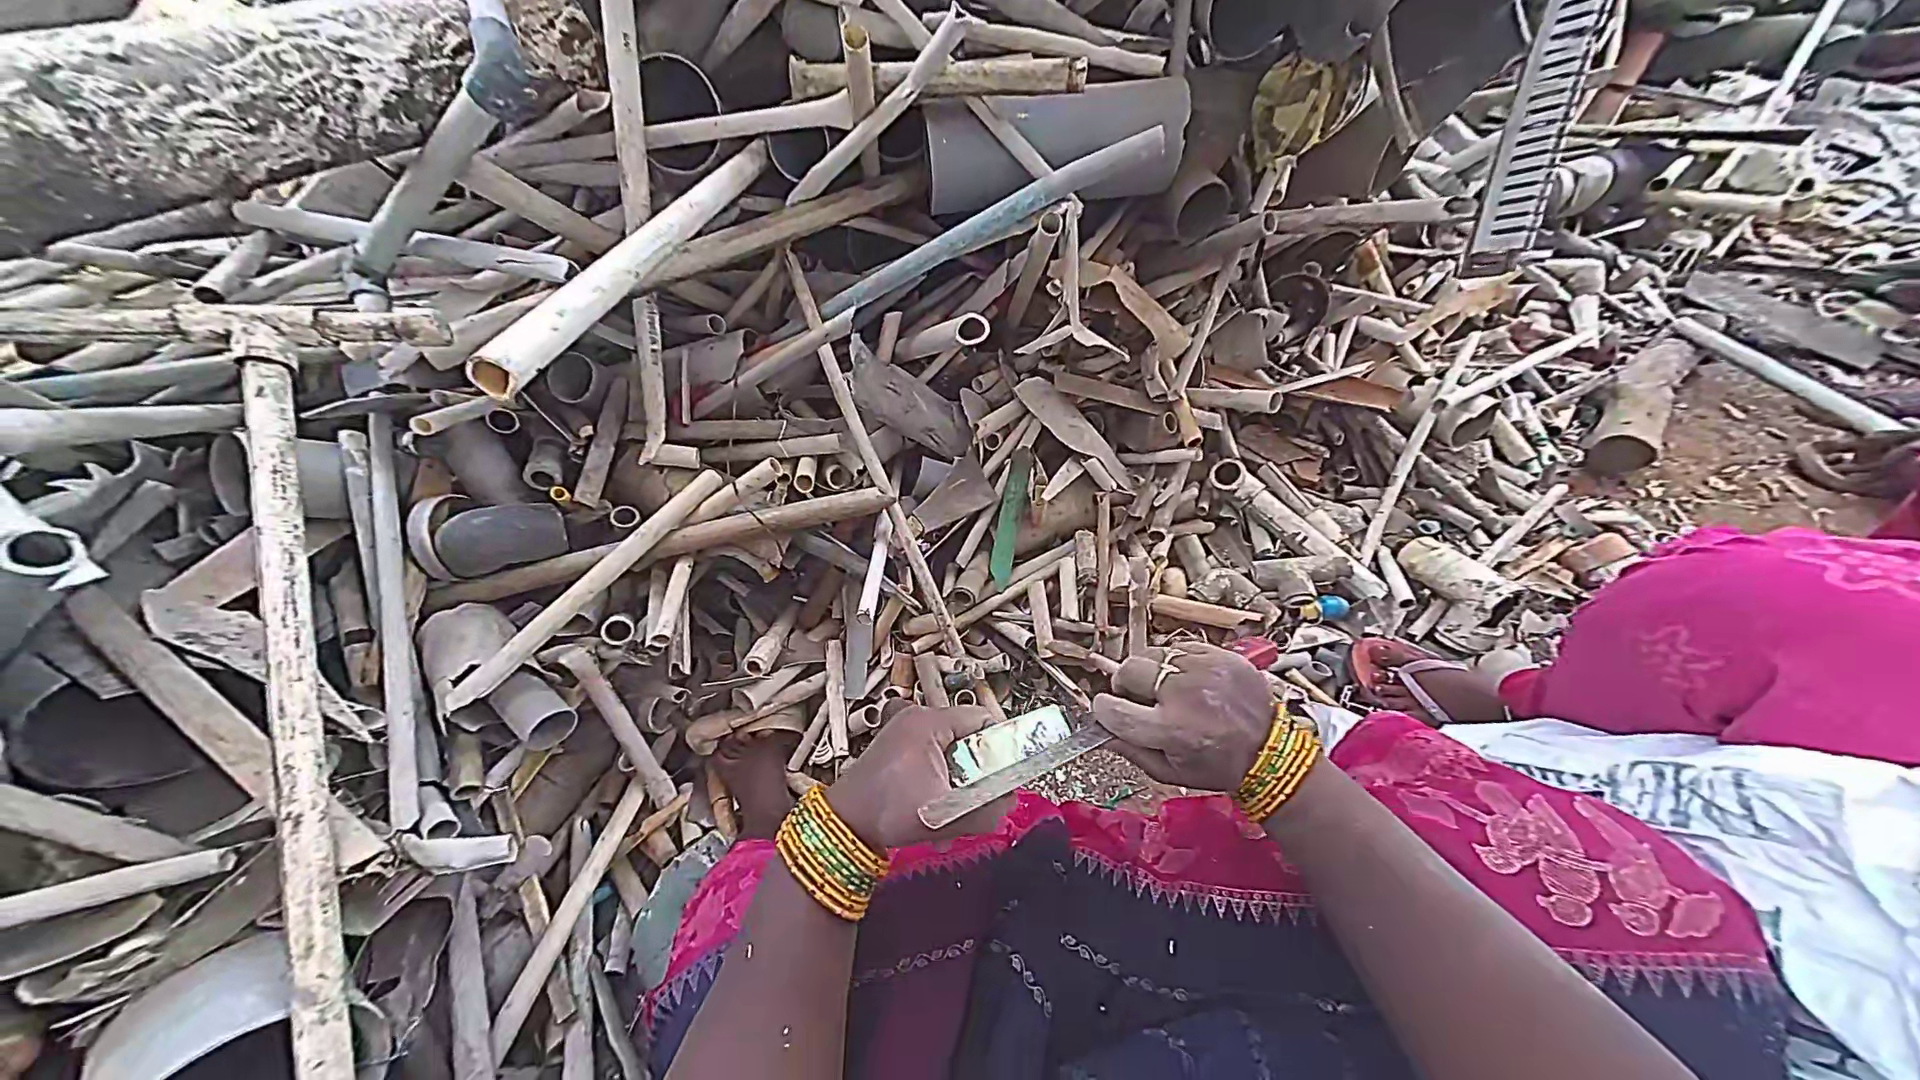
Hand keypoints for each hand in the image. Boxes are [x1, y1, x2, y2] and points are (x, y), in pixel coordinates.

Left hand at [824, 705, 1012, 849]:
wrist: (843, 824)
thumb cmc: (885, 811)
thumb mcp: (944, 815)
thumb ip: (986, 809)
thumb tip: (1008, 803)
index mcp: (928, 722)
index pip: (983, 720)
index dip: (999, 748)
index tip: (1004, 776)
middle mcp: (917, 719)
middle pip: (969, 739)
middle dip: (977, 775)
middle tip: (979, 800)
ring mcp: (906, 732)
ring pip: (953, 754)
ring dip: (959, 785)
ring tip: (955, 813)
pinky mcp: (900, 749)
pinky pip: (935, 761)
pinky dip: (942, 785)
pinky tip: (938, 814)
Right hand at [1093, 643, 1274, 790]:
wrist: (1272, 751)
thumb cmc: (1217, 766)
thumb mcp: (1170, 771)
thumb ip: (1129, 749)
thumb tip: (1099, 727)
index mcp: (1172, 730)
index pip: (1113, 709)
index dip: (1104, 709)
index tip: (1107, 709)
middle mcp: (1186, 695)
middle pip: (1128, 671)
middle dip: (1125, 684)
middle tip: (1138, 697)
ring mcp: (1205, 670)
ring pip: (1152, 655)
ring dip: (1150, 671)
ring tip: (1165, 687)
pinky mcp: (1220, 655)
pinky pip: (1179, 648)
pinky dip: (1175, 662)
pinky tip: (1186, 679)